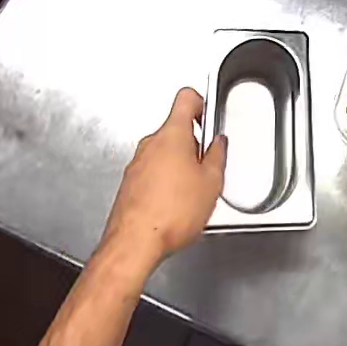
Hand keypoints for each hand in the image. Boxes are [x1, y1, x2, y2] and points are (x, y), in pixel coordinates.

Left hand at [98, 88, 225, 267]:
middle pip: (175, 128)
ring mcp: (136, 165)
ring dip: (178, 163)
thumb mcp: (212, 181)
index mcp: (172, 135)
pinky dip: (164, 180)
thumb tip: (218, 145)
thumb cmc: (169, 213)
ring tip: (192, 187)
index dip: (201, 102)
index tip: (208, 115)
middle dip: (193, 142)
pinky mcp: (128, 185)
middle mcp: (150, 145)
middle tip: (207, 162)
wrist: (133, 247)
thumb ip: (217, 155)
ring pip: (163, 152)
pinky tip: (175, 202)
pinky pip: (151, 172)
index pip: (186, 98)